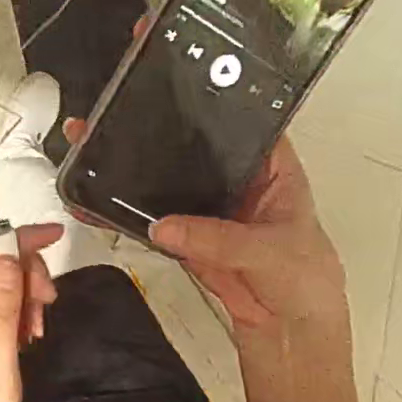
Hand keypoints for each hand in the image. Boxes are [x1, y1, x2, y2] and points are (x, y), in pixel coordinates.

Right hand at [62, 119, 343, 332]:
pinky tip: (99, 206)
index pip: (241, 119)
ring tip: (96, 148)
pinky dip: (125, 216)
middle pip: (193, 145)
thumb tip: (166, 227)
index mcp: (270, 167)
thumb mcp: (271, 251)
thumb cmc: (305, 280)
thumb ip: (220, 240)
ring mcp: (207, 208)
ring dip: (135, 169)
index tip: (176, 72)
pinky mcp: (186, 236)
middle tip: (119, 106)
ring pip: (167, 180)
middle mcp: (235, 179)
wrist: (287, 330)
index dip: (213, 94)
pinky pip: (152, 220)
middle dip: (157, 127)